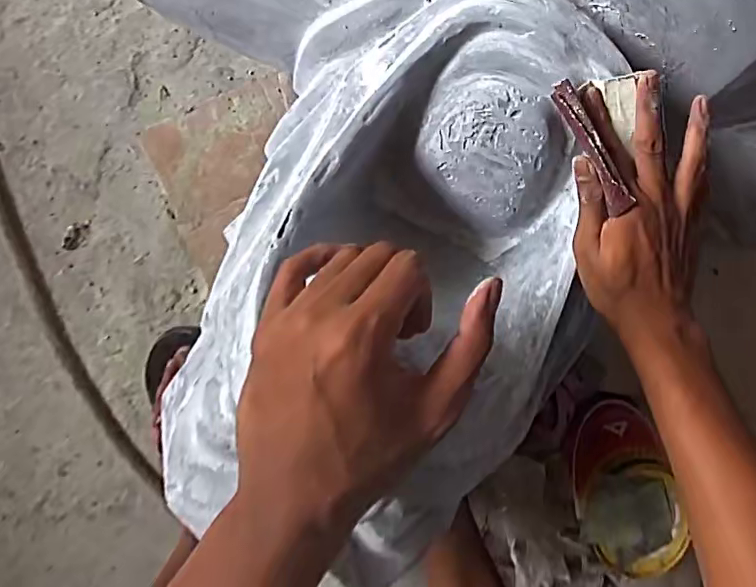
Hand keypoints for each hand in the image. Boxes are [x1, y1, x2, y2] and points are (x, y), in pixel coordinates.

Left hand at [237, 242, 501, 537]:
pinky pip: (294, 266)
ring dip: (365, 277)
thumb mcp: (437, 410)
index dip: (423, 294)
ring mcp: (287, 315)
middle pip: (377, 255)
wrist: (291, 500)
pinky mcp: (265, 323)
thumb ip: (473, 344)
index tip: (414, 335)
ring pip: (341, 257)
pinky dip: (320, 261)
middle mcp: (322, 312)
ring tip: (365, 320)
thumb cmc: (369, 457)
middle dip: (398, 282)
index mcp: (364, 331)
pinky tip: (334, 282)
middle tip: (395, 330)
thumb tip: (490, 285)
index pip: (408, 265)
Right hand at [571, 71, 709, 347]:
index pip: (607, 153)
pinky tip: (705, 151)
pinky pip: (702, 186)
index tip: (588, 95)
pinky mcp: (693, 222)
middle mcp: (657, 199)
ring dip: (695, 129)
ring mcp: (680, 209)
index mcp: (627, 205)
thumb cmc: (617, 289)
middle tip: (648, 79)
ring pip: (690, 160)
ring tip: (702, 102)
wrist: (659, 321)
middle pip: (650, 145)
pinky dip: (704, 164)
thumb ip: (590, 204)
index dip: (596, 121)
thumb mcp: (587, 251)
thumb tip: (585, 163)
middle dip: (646, 109)